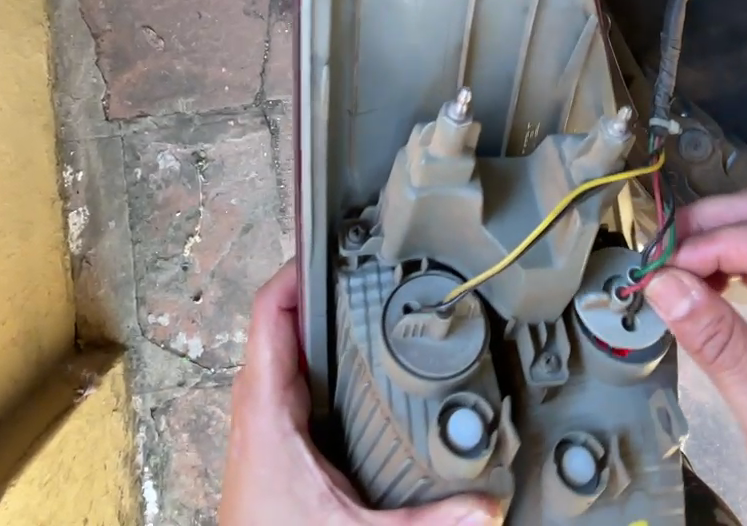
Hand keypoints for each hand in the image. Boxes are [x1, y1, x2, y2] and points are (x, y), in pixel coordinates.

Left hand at [220, 263, 501, 525]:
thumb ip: (426, 520)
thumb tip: (486, 505)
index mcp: (267, 411)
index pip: (272, 312)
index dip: (297, 270)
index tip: (331, 247)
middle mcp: (260, 408)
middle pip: (285, 321)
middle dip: (324, 289)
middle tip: (365, 266)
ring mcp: (264, 424)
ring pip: (288, 349)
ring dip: (321, 322)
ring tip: (363, 297)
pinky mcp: (273, 443)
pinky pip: (294, 378)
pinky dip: (322, 358)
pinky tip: (355, 363)